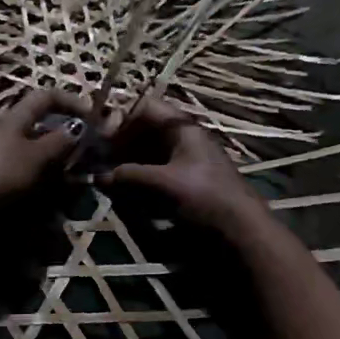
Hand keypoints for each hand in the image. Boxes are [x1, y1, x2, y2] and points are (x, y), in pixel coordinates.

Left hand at [0, 90, 88, 210]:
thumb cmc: (0, 174)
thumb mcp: (36, 157)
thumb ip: (59, 142)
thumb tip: (76, 129)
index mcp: (15, 118)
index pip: (46, 96)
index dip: (71, 100)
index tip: (92, 116)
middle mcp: (3, 129)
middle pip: (39, 124)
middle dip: (62, 138)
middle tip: (81, 156)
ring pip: (31, 149)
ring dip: (51, 160)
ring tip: (66, 179)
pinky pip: (19, 167)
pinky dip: (35, 175)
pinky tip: (41, 191)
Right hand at [99, 97, 266, 230]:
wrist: (242, 230)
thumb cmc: (205, 197)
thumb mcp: (164, 183)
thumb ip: (130, 176)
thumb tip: (98, 176)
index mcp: (183, 128)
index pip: (145, 108)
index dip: (120, 119)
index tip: (99, 137)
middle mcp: (184, 139)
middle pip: (145, 131)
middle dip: (120, 144)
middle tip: (98, 160)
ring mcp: (186, 161)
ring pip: (148, 153)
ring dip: (127, 163)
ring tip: (107, 177)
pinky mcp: (186, 182)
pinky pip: (156, 172)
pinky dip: (139, 178)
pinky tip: (126, 191)